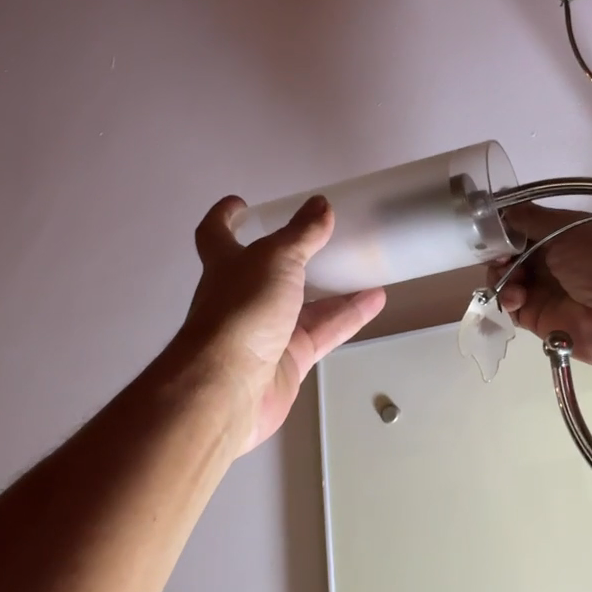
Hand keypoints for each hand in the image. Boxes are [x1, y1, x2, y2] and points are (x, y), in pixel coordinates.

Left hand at [181, 195, 385, 454]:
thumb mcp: (276, 260)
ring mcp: (265, 332)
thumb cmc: (242, 311)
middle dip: (292, 257)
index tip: (240, 205)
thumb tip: (322, 205)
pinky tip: (375, 301)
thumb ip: (302, 234)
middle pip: (267, 272)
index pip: (216, 234)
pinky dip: (348, 317)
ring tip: (364, 267)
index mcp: (225, 266)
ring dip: (332, 288)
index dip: (225, 217)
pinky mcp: (288, 361)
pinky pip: (323, 332)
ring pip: (303, 304)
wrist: (230, 386)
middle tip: (322, 239)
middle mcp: (241, 297)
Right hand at [489, 203, 591, 370]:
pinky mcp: (536, 315)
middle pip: (512, 252)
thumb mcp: (568, 229)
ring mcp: (544, 288)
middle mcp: (554, 259)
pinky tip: (517, 297)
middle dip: (499, 250)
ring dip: (501, 273)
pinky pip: (510, 304)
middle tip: (498, 254)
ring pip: (506, 277)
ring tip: (511, 277)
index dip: (507, 225)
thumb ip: (532, 218)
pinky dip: (507, 298)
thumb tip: (503, 208)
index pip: (527, 225)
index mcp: (565, 233)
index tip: (490, 226)